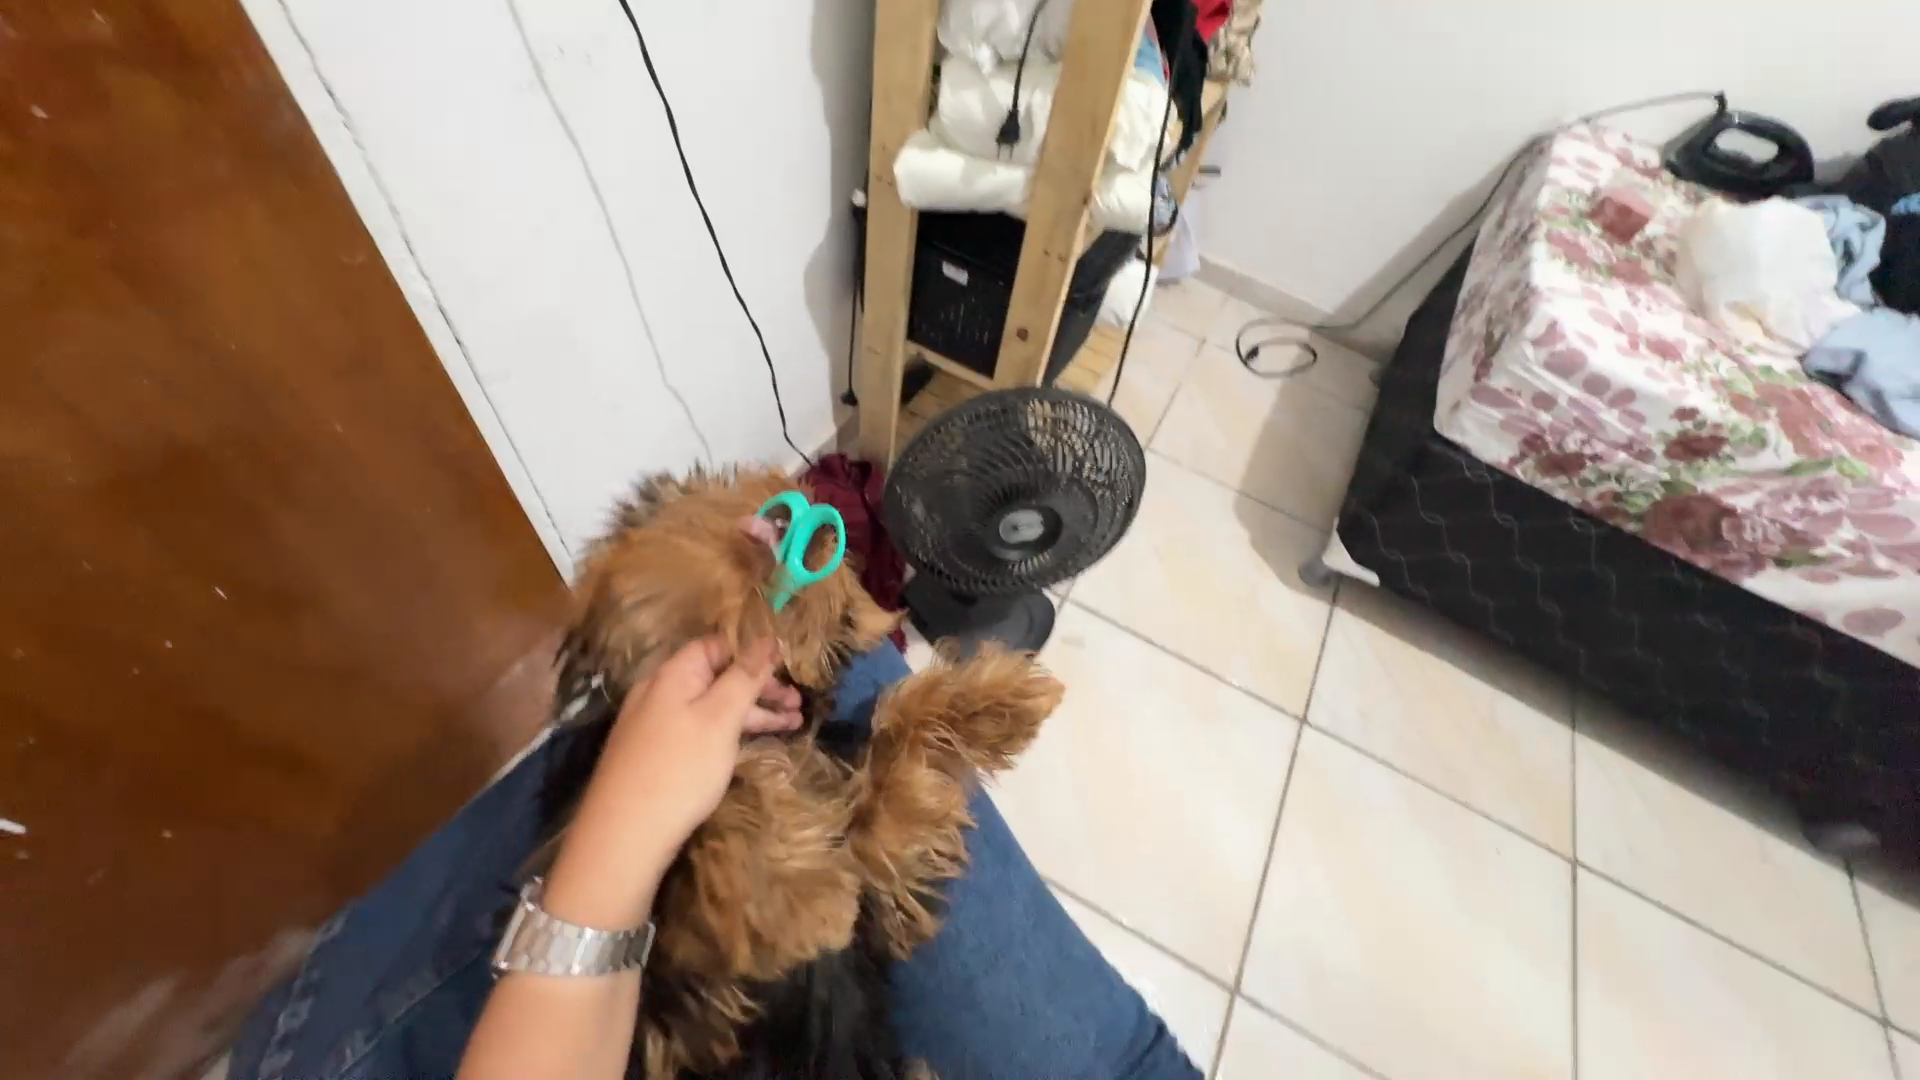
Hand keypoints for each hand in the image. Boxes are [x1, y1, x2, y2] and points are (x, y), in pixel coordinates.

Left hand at [543, 636, 802, 927]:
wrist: (624, 839)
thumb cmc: (680, 769)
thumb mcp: (721, 717)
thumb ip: (746, 675)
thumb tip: (769, 637)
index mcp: (674, 675)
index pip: (718, 645)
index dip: (753, 650)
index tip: (789, 664)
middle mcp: (661, 692)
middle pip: (718, 675)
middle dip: (761, 686)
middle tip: (798, 702)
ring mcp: (657, 724)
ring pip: (714, 705)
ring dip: (754, 711)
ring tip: (794, 723)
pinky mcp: (659, 753)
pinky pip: (703, 728)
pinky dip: (732, 731)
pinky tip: (756, 742)